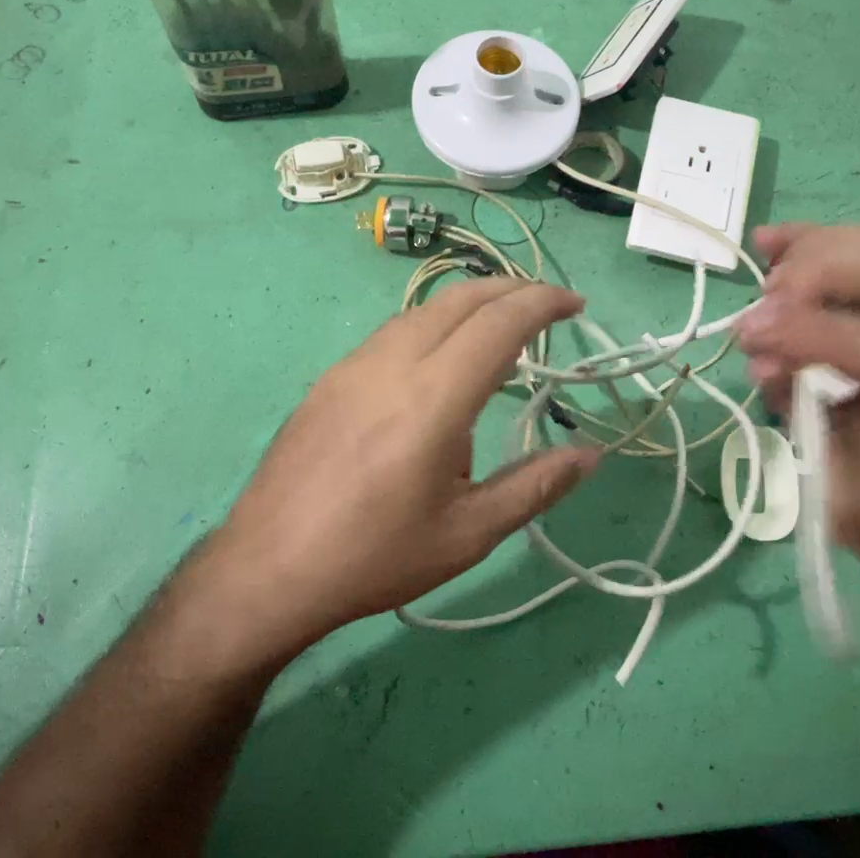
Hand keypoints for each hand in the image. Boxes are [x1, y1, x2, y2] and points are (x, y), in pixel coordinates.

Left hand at [197, 278, 600, 658]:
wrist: (268, 570)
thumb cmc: (376, 557)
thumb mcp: (469, 532)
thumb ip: (535, 486)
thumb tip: (590, 455)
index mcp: (433, 399)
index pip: (498, 322)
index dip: (542, 302)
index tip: (575, 305)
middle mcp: (391, 365)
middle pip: (459, 298)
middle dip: (511, 290)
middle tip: (547, 308)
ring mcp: (352, 367)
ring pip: (422, 310)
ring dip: (470, 306)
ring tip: (500, 335)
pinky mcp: (329, 381)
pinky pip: (393, 332)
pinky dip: (434, 327)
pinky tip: (440, 364)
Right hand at [736, 224, 859, 593]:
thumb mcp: (850, 499)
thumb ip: (810, 420)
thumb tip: (761, 351)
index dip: (815, 332)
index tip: (749, 333)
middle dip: (815, 279)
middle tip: (759, 317)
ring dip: (813, 259)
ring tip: (766, 298)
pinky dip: (817, 246)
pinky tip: (773, 243)